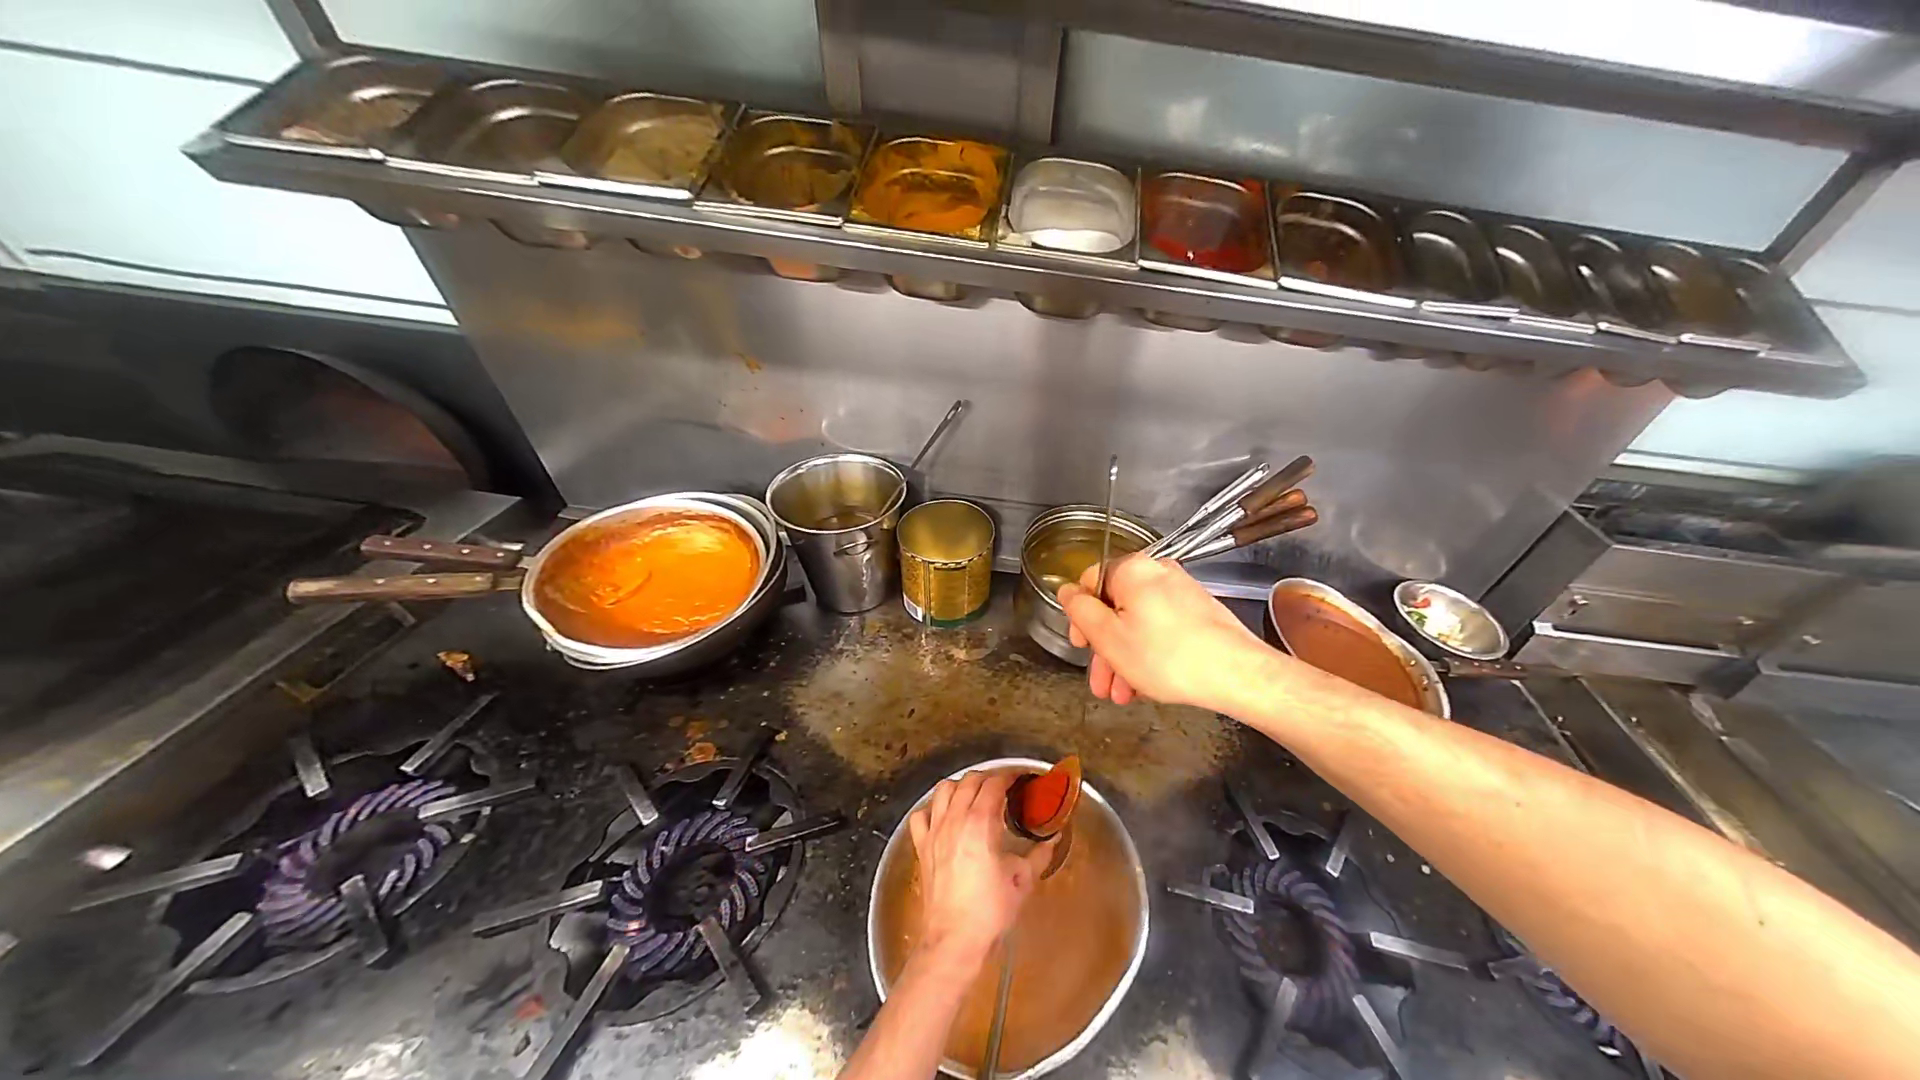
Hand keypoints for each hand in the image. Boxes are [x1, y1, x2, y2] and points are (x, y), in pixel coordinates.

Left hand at [908, 770, 1055, 967]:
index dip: (1008, 777)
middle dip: (987, 778)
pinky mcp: (922, 847)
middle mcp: (955, 820)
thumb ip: (1040, 854)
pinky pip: (922, 816)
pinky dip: (933, 809)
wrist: (955, 938)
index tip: (1019, 779)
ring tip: (973, 794)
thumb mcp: (1023, 879)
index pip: (993, 784)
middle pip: (968, 781)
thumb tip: (1053, 840)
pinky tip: (943, 815)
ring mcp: (935, 831)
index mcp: (980, 823)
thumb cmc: (989, 910)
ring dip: (960, 786)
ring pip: (943, 791)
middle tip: (1002, 787)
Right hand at [1057, 555, 1275, 711]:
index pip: (1090, 582)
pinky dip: (1149, 653)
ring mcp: (1182, 593)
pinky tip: (1145, 684)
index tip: (1081, 642)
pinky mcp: (1198, 613)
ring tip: (1122, 692)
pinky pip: (1161, 630)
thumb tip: (1066, 591)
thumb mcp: (1108, 637)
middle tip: (1100, 677)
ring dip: (1125, 657)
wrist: (1236, 674)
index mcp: (1132, 570)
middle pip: (1116, 606)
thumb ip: (1080, 610)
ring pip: (1138, 623)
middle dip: (1104, 647)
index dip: (1080, 615)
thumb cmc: (1172, 657)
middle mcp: (1159, 574)